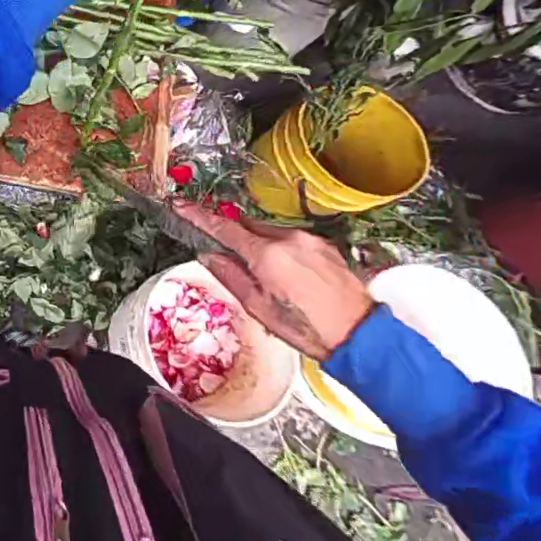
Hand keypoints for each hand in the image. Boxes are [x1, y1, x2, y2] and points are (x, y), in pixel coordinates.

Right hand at [173, 201, 375, 361]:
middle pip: (248, 227)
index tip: (182, 206)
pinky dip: (282, 250)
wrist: (358, 333)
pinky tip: (288, 275)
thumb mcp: (259, 309)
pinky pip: (292, 239)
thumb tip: (209, 255)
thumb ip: (231, 277)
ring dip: (260, 245)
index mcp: (266, 254)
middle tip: (229, 257)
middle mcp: (287, 238)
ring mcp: (308, 238)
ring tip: (266, 277)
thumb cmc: (306, 328)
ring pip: (271, 232)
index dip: (200, 217)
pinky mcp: (323, 244)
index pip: (224, 228)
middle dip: (235, 236)